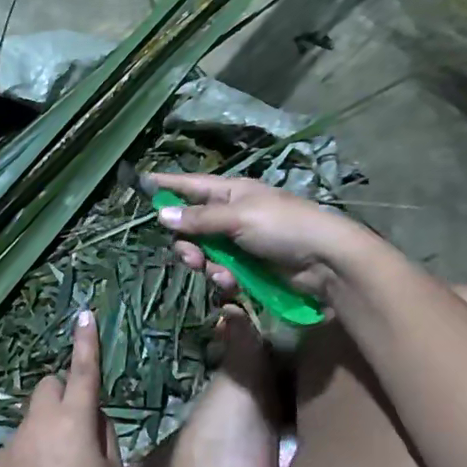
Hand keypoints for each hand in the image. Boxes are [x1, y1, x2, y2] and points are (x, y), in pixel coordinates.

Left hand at [0, 309, 123, 466]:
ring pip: (35, 417)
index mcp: (73, 421)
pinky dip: (35, 451)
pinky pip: (22, 443)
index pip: (83, 372)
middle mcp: (39, 423)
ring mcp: (14, 443)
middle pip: (49, 387)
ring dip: (50, 427)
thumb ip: (104, 438)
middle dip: (64, 392)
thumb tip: (92, 419)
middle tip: (83, 426)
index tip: (85, 315)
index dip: (86, 343)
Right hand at [146, 173, 378, 299]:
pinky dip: (222, 276)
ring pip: (203, 251)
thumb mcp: (238, 217)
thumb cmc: (284, 227)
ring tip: (218, 274)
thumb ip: (199, 219)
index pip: (189, 185)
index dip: (166, 185)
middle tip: (191, 257)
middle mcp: (231, 213)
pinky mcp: (247, 265)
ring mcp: (239, 241)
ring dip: (205, 264)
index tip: (140, 183)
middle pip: (191, 225)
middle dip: (187, 243)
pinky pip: (220, 269)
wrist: (326, 261)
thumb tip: (161, 215)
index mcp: (231, 192)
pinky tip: (232, 283)